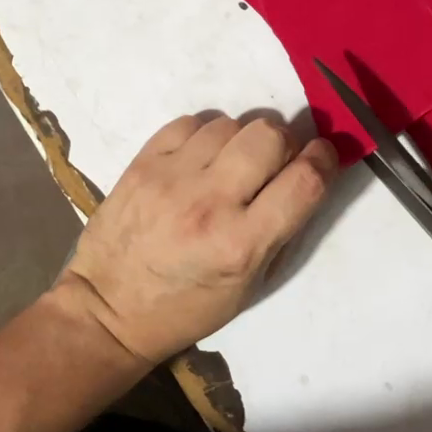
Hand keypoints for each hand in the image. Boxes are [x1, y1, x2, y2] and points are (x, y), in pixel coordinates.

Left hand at [55, 113, 338, 365]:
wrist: (108, 309)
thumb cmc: (188, 307)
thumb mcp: (251, 286)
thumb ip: (284, 227)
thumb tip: (309, 172)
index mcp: (242, 244)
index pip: (305, 180)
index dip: (324, 159)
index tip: (322, 156)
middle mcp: (209, 203)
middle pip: (269, 135)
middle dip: (283, 142)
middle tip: (274, 161)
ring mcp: (172, 178)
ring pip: (230, 122)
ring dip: (242, 138)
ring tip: (231, 162)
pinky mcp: (142, 162)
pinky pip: (190, 121)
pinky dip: (205, 134)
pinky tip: (200, 158)